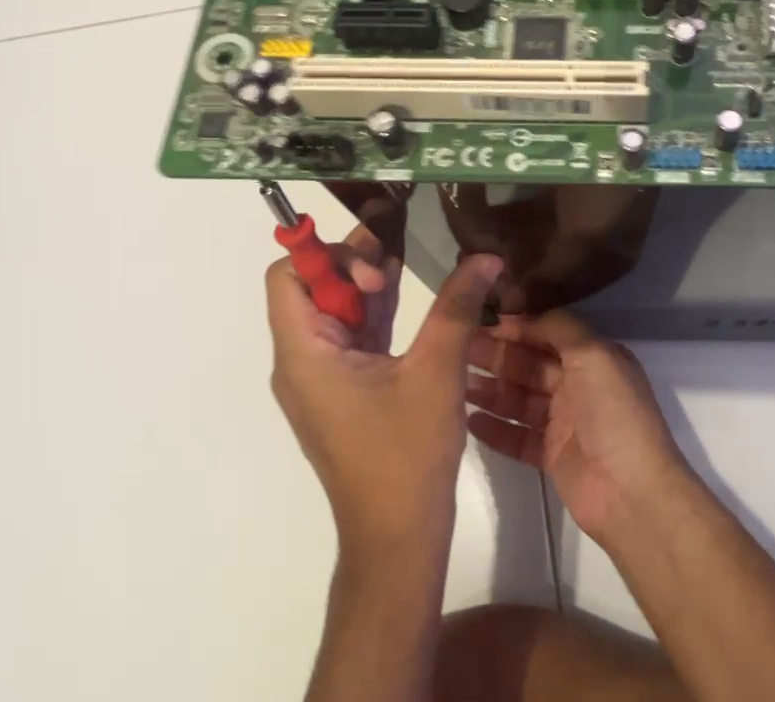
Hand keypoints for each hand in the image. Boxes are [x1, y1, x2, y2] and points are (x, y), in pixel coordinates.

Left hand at [267, 224, 502, 551]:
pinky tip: (409, 297)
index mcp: (304, 354)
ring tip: (405, 252)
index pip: (288, 277)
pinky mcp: (343, 394)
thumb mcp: (435, 371)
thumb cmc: (406, 453)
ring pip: (334, 314)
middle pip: (312, 291)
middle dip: (353, 261)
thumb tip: (486, 256)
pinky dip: (375, 315)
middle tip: (397, 240)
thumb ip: (457, 307)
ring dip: (366, 286)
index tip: (378, 271)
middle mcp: (302, 363)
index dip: (330, 258)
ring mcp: (322, 380)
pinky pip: (351, 341)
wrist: (396, 533)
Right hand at [464, 311, 694, 545]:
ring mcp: (565, 422)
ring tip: (455, 384)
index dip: (515, 327)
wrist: (630, 490)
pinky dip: (495, 428)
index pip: (548, 334)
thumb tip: (525, 313)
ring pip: (520, 399)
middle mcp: (579, 386)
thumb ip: (560, 328)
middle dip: (496, 356)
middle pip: (530, 365)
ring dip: (490, 391)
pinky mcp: (551, 455)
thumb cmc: (614, 414)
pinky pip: (517, 436)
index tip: (478, 320)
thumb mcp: (594, 356)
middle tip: (456, 350)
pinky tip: (468, 421)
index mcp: (594, 359)